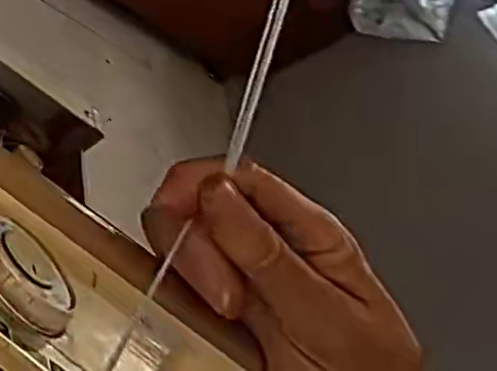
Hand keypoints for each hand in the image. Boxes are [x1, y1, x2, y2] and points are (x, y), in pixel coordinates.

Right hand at [143, 158, 420, 370]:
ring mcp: (232, 272)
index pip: (238, 174)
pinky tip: (190, 317)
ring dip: (180, 270)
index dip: (197, 182)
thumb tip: (216, 188)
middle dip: (192, 241)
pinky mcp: (206, 303)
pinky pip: (169, 275)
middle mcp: (261, 242)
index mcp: (303, 230)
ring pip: (176, 234)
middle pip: (197, 201)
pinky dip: (166, 287)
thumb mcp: (330, 322)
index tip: (178, 214)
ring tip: (218, 320)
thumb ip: (273, 255)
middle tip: (223, 299)